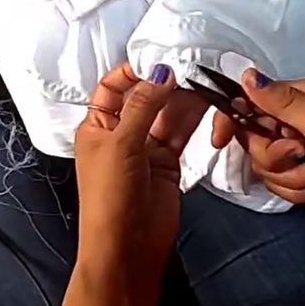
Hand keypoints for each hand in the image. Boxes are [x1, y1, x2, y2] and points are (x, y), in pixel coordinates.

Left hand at [74, 63, 208, 279]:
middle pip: (144, 97)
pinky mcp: (168, 161)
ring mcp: (145, 147)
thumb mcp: (121, 145)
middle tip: (192, 66)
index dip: (134, 71)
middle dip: (165, 82)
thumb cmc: (110, 195)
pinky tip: (208, 102)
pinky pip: (181, 132)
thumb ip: (143, 106)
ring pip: (166, 113)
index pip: (113, 87)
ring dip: (183, 98)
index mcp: (96, 125)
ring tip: (205, 79)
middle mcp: (121, 132)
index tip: (159, 58)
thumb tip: (161, 72)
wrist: (127, 247)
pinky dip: (194, 118)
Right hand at [210, 70, 304, 234]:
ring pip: (266, 165)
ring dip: (293, 175)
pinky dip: (300, 190)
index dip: (231, 118)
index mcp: (302, 97)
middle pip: (253, 138)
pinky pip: (280, 184)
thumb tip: (246, 74)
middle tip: (301, 153)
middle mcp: (297, 121)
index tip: (219, 139)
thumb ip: (282, 102)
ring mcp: (301, 150)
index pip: (250, 100)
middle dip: (274, 154)